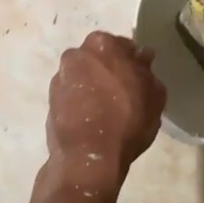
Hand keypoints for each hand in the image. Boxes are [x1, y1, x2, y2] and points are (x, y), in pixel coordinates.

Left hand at [46, 32, 165, 185]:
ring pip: (83, 77)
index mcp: (101, 44)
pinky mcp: (50, 102)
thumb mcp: (153, 95)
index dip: (132, 61)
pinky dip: (82, 104)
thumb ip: (147, 70)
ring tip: (109, 111)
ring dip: (93, 88)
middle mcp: (74, 55)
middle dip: (109, 72)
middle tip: (125, 94)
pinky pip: (73, 97)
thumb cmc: (126, 121)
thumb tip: (142, 56)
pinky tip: (94, 121)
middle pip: (98, 59)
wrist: (88, 158)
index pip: (121, 45)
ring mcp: (59, 79)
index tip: (139, 77)